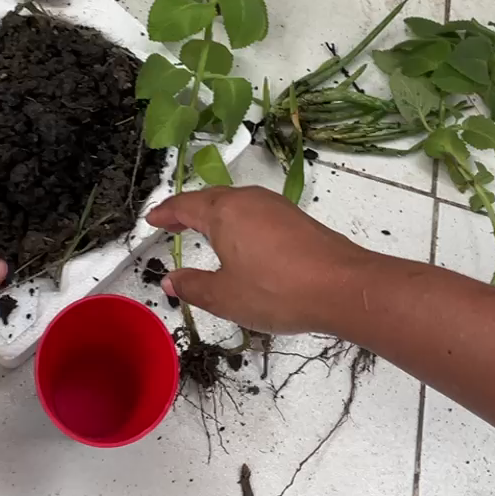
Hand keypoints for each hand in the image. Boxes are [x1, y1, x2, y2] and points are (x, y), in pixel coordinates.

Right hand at [145, 185, 391, 334]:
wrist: (342, 287)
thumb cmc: (276, 291)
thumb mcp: (225, 296)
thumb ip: (193, 287)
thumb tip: (170, 280)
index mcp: (223, 212)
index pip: (184, 206)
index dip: (165, 213)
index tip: (151, 220)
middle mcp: (247, 200)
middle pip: (209, 199)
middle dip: (187, 210)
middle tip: (172, 224)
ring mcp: (274, 206)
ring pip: (234, 203)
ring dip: (214, 213)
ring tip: (203, 230)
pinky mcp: (295, 218)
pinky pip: (254, 211)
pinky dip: (236, 220)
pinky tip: (241, 240)